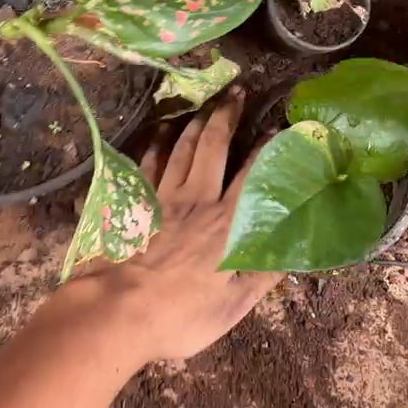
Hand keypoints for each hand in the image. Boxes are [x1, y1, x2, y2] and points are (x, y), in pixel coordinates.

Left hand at [72, 89, 281, 362]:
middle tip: (237, 91)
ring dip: (195, 122)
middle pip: (214, 146)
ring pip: (181, 148)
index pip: (251, 174)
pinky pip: (148, 163)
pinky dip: (157, 143)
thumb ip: (262, 275)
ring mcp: (162, 197)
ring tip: (206, 103)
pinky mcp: (133, 203)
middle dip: (227, 115)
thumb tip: (292, 250)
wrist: (114, 313)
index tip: (277, 128)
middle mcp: (197, 199)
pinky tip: (161, 132)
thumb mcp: (232, 307)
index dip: (266, 149)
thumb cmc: (178, 316)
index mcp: (225, 223)